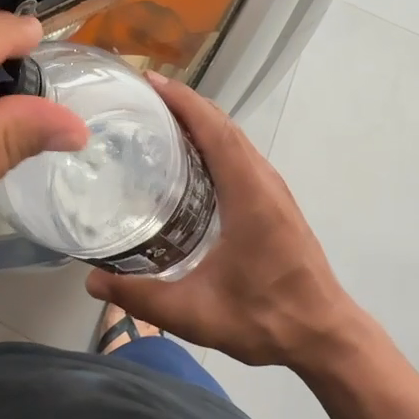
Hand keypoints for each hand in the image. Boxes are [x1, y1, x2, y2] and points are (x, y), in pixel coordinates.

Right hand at [85, 71, 359, 371]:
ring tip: (158, 116)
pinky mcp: (275, 200)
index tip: (148, 81)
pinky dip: (212, 137)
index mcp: (248, 193)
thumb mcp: (198, 314)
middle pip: (223, 124)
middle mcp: (263, 180)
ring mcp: (273, 188)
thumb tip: (91, 281)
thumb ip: (143, 298)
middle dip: (184, 101)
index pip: (214, 129)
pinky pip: (239, 152)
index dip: (182, 100)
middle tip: (141, 95)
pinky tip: (187, 154)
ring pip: (234, 136)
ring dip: (200, 118)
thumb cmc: (267, 318)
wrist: (327, 337)